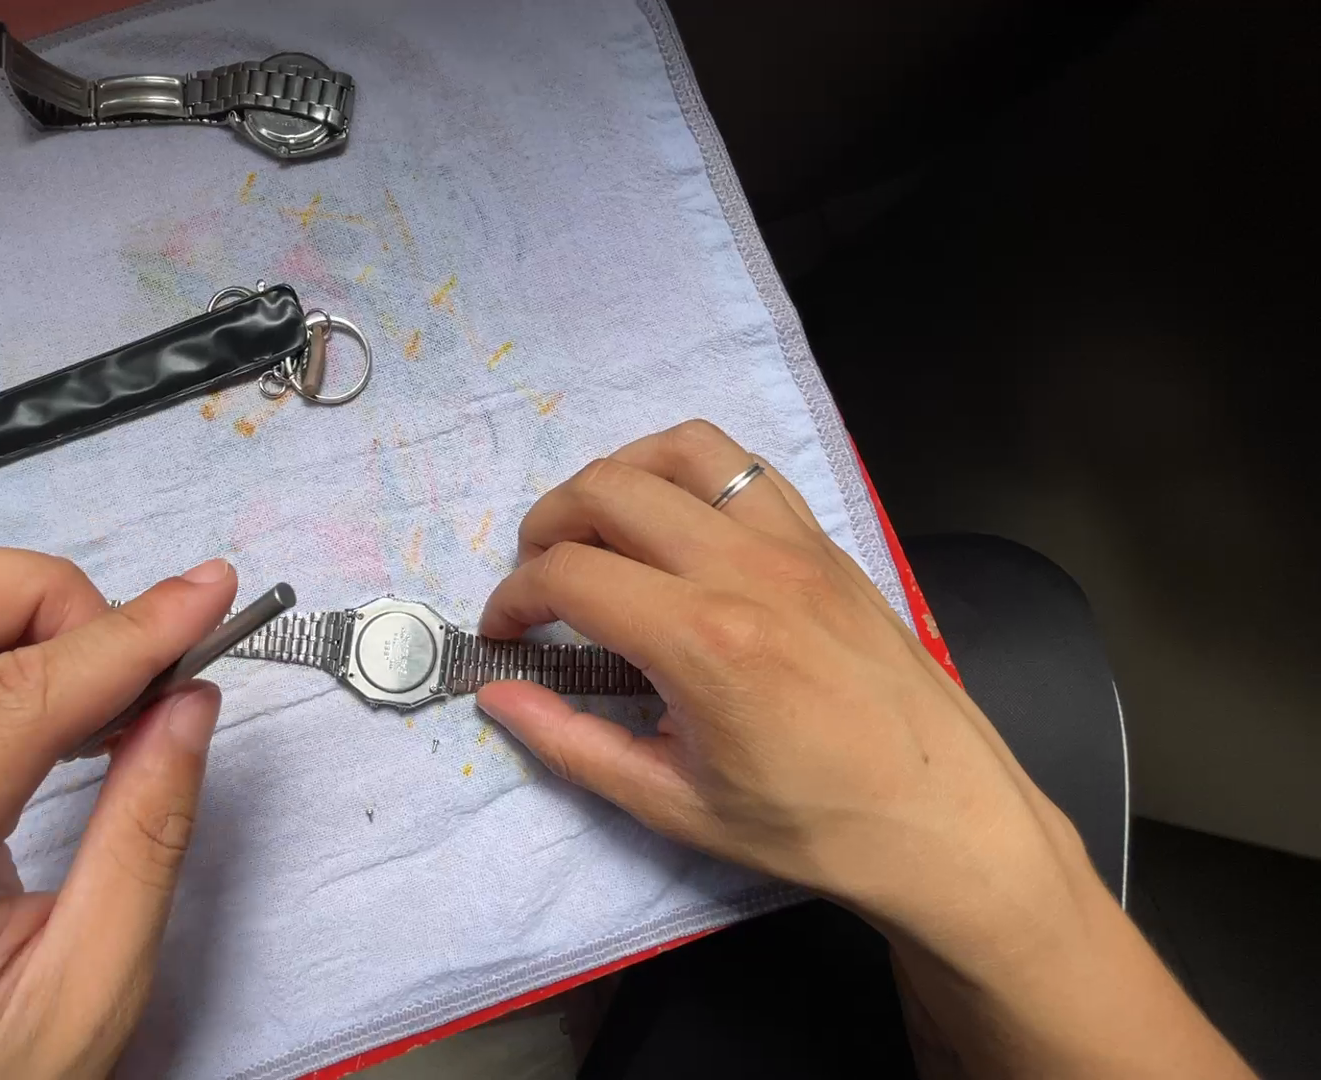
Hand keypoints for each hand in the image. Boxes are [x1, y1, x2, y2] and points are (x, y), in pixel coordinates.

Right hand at [475, 420, 1250, 1077]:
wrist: (952, 825)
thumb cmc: (806, 825)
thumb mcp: (669, 804)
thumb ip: (568, 743)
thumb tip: (495, 694)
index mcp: (702, 641)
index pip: (568, 575)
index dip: (513, 598)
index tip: (503, 633)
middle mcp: (744, 568)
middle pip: (605, 491)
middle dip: (544, 526)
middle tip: (537, 580)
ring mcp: (792, 541)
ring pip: (675, 450)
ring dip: (613, 477)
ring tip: (596, 530)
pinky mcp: (823, 538)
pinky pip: (738, 464)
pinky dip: (681, 470)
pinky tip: (670, 519)